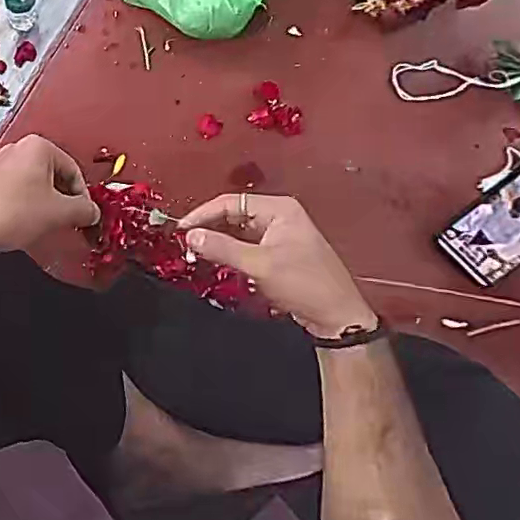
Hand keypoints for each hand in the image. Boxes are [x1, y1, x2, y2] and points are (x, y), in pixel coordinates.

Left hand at [0, 135, 101, 265]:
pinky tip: (15, 221)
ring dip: (40, 202)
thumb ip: (84, 210)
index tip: (85, 215)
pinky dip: (15, 205)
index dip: (82, 196)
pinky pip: (7, 192)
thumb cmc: (16, 215)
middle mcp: (15, 149)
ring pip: (29, 183)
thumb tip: (91, 212)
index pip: (73, 170)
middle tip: (67, 221)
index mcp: (38, 146)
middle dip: (61, 198)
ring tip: (41, 224)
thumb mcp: (61, 213)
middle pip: (51, 174)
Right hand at [178, 194, 377, 339]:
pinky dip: (231, 252)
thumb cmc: (304, 284)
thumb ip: (222, 248)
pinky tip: (217, 261)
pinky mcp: (279, 253)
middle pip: (234, 214)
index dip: (204, 214)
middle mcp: (279, 216)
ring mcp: (280, 234)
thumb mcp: (260, 265)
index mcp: (279, 209)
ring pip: (239, 231)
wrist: (337, 317)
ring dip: (219, 241)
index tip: (182, 229)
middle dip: (210, 227)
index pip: (231, 202)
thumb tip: (190, 236)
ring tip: (197, 252)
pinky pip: (248, 245)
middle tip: (186, 243)